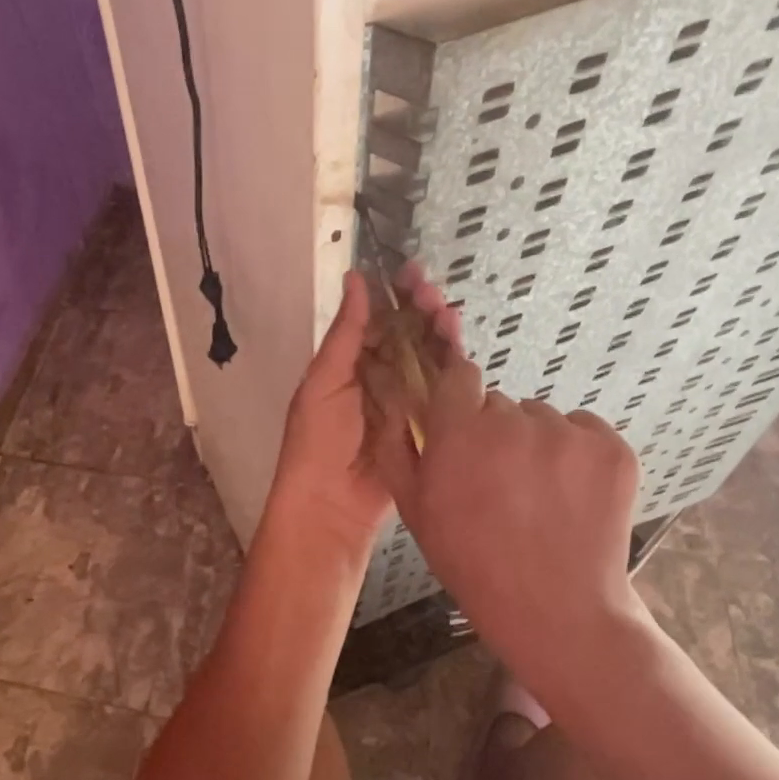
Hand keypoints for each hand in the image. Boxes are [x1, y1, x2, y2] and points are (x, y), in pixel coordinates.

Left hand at [269, 268, 459, 554]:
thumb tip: (355, 278)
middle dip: (422, 311)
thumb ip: (345, 333)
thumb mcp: (325, 381)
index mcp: (348, 367)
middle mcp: (378, 381)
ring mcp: (404, 404)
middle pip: (408, 336)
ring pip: (429, 360)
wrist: (330, 507)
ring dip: (440, 334)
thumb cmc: (317, 441)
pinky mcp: (427, 429)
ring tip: (448, 314)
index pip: (376, 321)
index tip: (412, 272)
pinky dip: (454, 370)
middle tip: (434, 294)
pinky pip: (443, 394)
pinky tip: (461, 348)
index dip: (395, 296)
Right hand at [372, 347, 646, 690]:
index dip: (459, 400)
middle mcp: (514, 421)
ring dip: (536, 443)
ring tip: (537, 494)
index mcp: (460, 433)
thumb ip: (397, 450)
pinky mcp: (612, 449)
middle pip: (500, 404)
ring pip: (542, 418)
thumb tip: (397, 405)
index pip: (460, 376)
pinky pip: (585, 430)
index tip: (462, 429)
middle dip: (494, 432)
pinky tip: (570, 494)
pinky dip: (577, 454)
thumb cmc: (472, 562)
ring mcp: (568, 433)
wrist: (555, 609)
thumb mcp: (415, 512)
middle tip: (498, 481)